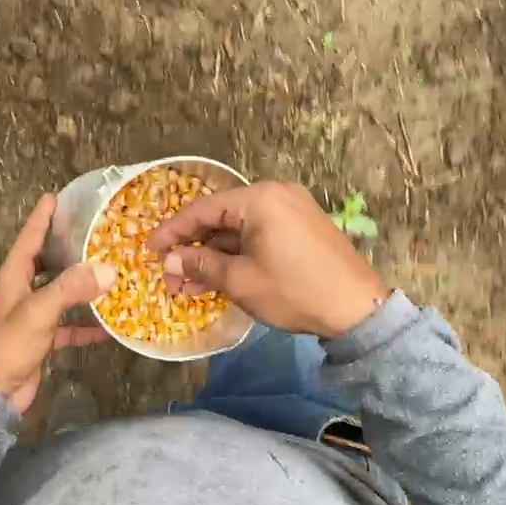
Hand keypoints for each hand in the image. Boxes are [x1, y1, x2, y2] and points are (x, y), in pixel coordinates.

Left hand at [0, 194, 116, 412]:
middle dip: (67, 248)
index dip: (41, 218)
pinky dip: (86, 326)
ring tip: (110, 273)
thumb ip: (71, 288)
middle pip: (46, 263)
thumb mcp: (38, 312)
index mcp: (13, 277)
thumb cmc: (7, 346)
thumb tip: (108, 269)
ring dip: (82, 287)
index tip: (56, 197)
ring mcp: (31, 317)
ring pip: (60, 294)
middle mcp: (21, 292)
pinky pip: (68, 328)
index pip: (29, 238)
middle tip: (95, 233)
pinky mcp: (41, 341)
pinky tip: (109, 326)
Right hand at [145, 181, 388, 338]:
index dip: (172, 231)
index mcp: (259, 199)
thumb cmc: (294, 290)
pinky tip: (217, 279)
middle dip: (192, 249)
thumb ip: (200, 265)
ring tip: (188, 287)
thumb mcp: (240, 280)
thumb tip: (169, 261)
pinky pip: (257, 236)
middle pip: (220, 218)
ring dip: (212, 257)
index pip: (202, 209)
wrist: (356, 309)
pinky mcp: (301, 229)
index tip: (149, 250)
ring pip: (238, 230)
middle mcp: (275, 195)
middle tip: (170, 277)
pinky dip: (236, 256)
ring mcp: (291, 211)